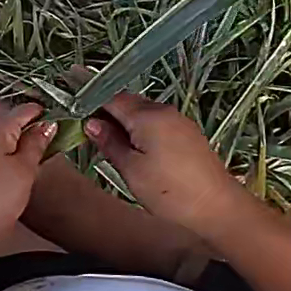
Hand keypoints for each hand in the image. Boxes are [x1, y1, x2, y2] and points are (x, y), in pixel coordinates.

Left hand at [0, 102, 59, 260]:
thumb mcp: (23, 173)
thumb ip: (35, 146)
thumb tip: (47, 124)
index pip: (24, 111)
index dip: (43, 114)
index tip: (60, 122)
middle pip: (10, 124)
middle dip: (29, 132)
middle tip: (50, 147)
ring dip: (15, 148)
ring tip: (32, 165)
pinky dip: (1, 160)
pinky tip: (8, 178)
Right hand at [86, 92, 248, 234]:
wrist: (221, 210)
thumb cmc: (171, 193)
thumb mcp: (132, 171)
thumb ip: (110, 143)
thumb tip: (91, 122)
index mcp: (147, 116)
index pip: (110, 96)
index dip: (89, 91)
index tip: (69, 80)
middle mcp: (163, 110)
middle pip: (126, 101)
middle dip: (104, 105)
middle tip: (82, 115)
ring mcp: (177, 121)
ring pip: (141, 111)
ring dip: (122, 117)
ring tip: (103, 131)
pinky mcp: (186, 133)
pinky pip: (154, 120)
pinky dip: (138, 125)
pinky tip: (130, 141)